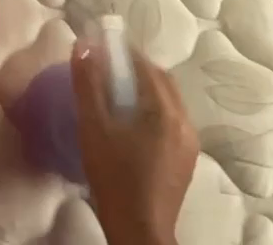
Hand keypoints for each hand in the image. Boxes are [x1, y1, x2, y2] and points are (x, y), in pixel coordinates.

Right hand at [71, 41, 198, 244]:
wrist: (138, 229)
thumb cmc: (114, 175)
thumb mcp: (93, 126)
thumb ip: (88, 83)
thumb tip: (83, 46)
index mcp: (166, 112)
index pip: (146, 66)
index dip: (122, 51)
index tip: (100, 46)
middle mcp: (185, 123)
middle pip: (162, 81)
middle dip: (135, 68)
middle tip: (106, 67)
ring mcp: (189, 144)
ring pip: (168, 101)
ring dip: (143, 89)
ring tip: (113, 93)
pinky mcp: (185, 160)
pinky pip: (170, 120)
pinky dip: (151, 109)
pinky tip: (129, 122)